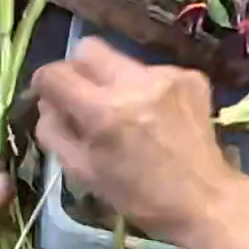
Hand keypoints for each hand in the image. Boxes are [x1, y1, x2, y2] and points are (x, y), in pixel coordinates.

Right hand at [31, 37, 248, 248]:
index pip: (55, 74)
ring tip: (124, 115)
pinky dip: (141, 90)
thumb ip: (54, 131)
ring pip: (119, 60)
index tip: (46, 95)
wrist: (204, 200)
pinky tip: (152, 118)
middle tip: (81, 99)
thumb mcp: (81, 171)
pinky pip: (148, 71)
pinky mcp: (190, 75)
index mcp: (104, 112)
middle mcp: (135, 83)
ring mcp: (166, 75)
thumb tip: (47, 104)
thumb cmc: (136, 196)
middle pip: (87, 49)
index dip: (43, 83)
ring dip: (110, 83)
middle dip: (76, 71)